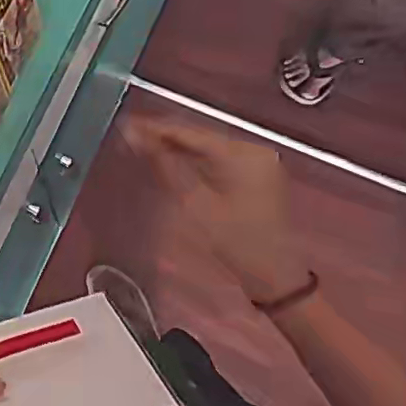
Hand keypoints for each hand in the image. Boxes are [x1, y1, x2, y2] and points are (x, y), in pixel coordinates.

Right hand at [124, 111, 310, 303]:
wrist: (277, 279)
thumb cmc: (235, 242)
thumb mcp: (194, 202)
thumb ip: (164, 164)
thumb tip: (135, 136)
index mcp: (241, 153)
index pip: (191, 132)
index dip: (156, 128)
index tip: (128, 126)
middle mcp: (253, 149)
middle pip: (200, 136)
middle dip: (166, 136)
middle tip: (132, 135)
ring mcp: (259, 160)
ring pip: (209, 146)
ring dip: (179, 147)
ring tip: (146, 145)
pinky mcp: (258, 173)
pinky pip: (220, 157)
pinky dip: (197, 158)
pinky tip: (174, 159)